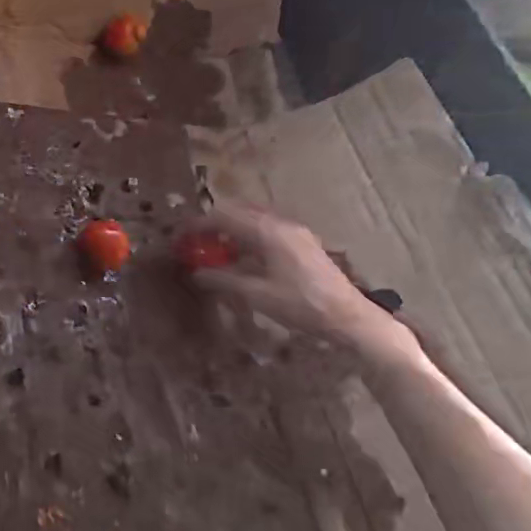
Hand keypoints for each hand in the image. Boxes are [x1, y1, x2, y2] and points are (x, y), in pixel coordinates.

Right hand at [185, 202, 405, 350]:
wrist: (350, 318)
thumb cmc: (301, 305)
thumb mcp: (256, 294)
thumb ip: (222, 279)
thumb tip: (195, 272)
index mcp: (268, 232)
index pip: (223, 216)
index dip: (197, 225)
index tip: (180, 237)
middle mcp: (282, 224)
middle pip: (238, 212)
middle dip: (212, 225)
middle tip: (195, 243)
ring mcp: (295, 232)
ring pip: (252, 220)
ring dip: (230, 231)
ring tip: (215, 252)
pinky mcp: (302, 243)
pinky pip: (266, 230)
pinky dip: (246, 238)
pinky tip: (241, 259)